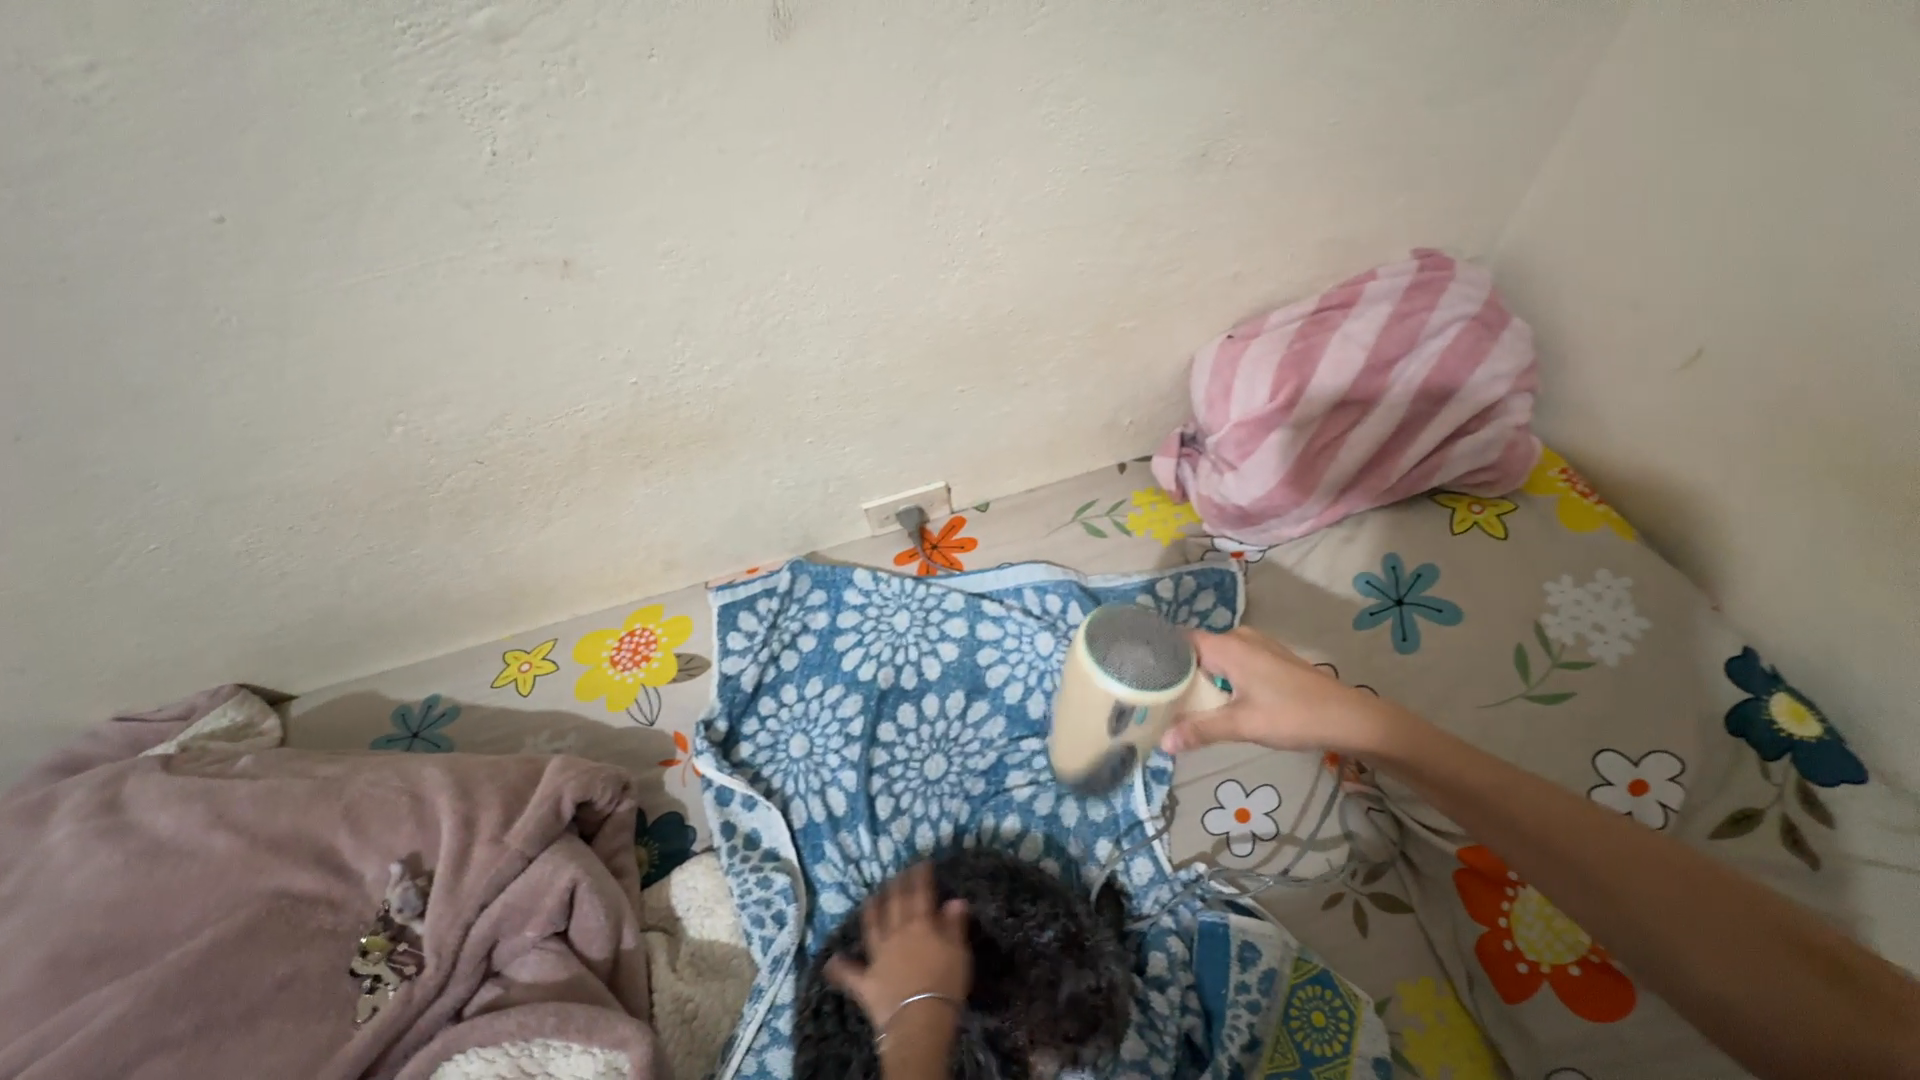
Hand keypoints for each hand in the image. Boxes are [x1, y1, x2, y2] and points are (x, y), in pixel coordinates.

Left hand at [824, 862, 971, 1031]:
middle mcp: (896, 934)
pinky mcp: (866, 980)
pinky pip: (849, 972)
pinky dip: (840, 967)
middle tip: (896, 874)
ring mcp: (878, 955)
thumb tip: (955, 901)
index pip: (920, 893)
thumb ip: (954, 925)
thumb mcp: (959, 952)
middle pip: (894, 904)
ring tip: (871, 898)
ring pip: (871, 926)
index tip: (921, 864)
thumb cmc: (946, 985)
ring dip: (871, 910)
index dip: (920, 876)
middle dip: (896, 886)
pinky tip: (831, 960)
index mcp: (920, 925)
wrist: (920, 1019)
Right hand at [1161, 626, 1418, 755]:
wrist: (1350, 718)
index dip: (1158, 657)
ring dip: (1198, 680)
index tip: (1137, 677)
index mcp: (1227, 645)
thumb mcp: (1242, 725)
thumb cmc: (1293, 715)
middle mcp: (1240, 638)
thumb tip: (1163, 743)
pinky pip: (1231, 665)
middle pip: (1195, 651)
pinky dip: (1218, 681)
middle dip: (1176, 674)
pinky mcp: (1269, 661)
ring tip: (1175, 704)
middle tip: (1151, 699)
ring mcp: (1257, 648)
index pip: (1179, 641)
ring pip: (1214, 660)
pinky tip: (1213, 704)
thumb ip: (1200, 730)